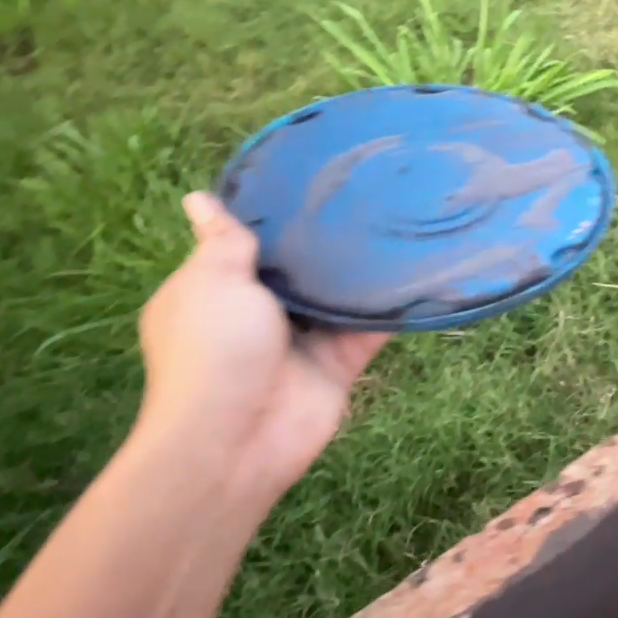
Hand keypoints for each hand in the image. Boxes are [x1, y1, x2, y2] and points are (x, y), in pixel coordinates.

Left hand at [132, 192, 388, 500]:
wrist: (241, 433)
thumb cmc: (214, 349)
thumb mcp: (212, 283)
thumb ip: (224, 243)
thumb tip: (199, 198)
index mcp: (216, 293)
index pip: (243, 249)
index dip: (270, 221)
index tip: (306, 185)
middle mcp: (259, 315)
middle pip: (297, 272)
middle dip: (324, 244)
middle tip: (365, 197)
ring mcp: (303, 341)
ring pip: (338, 298)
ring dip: (362, 273)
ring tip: (398, 225)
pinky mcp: (341, 362)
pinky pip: (371, 328)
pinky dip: (392, 308)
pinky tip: (418, 273)